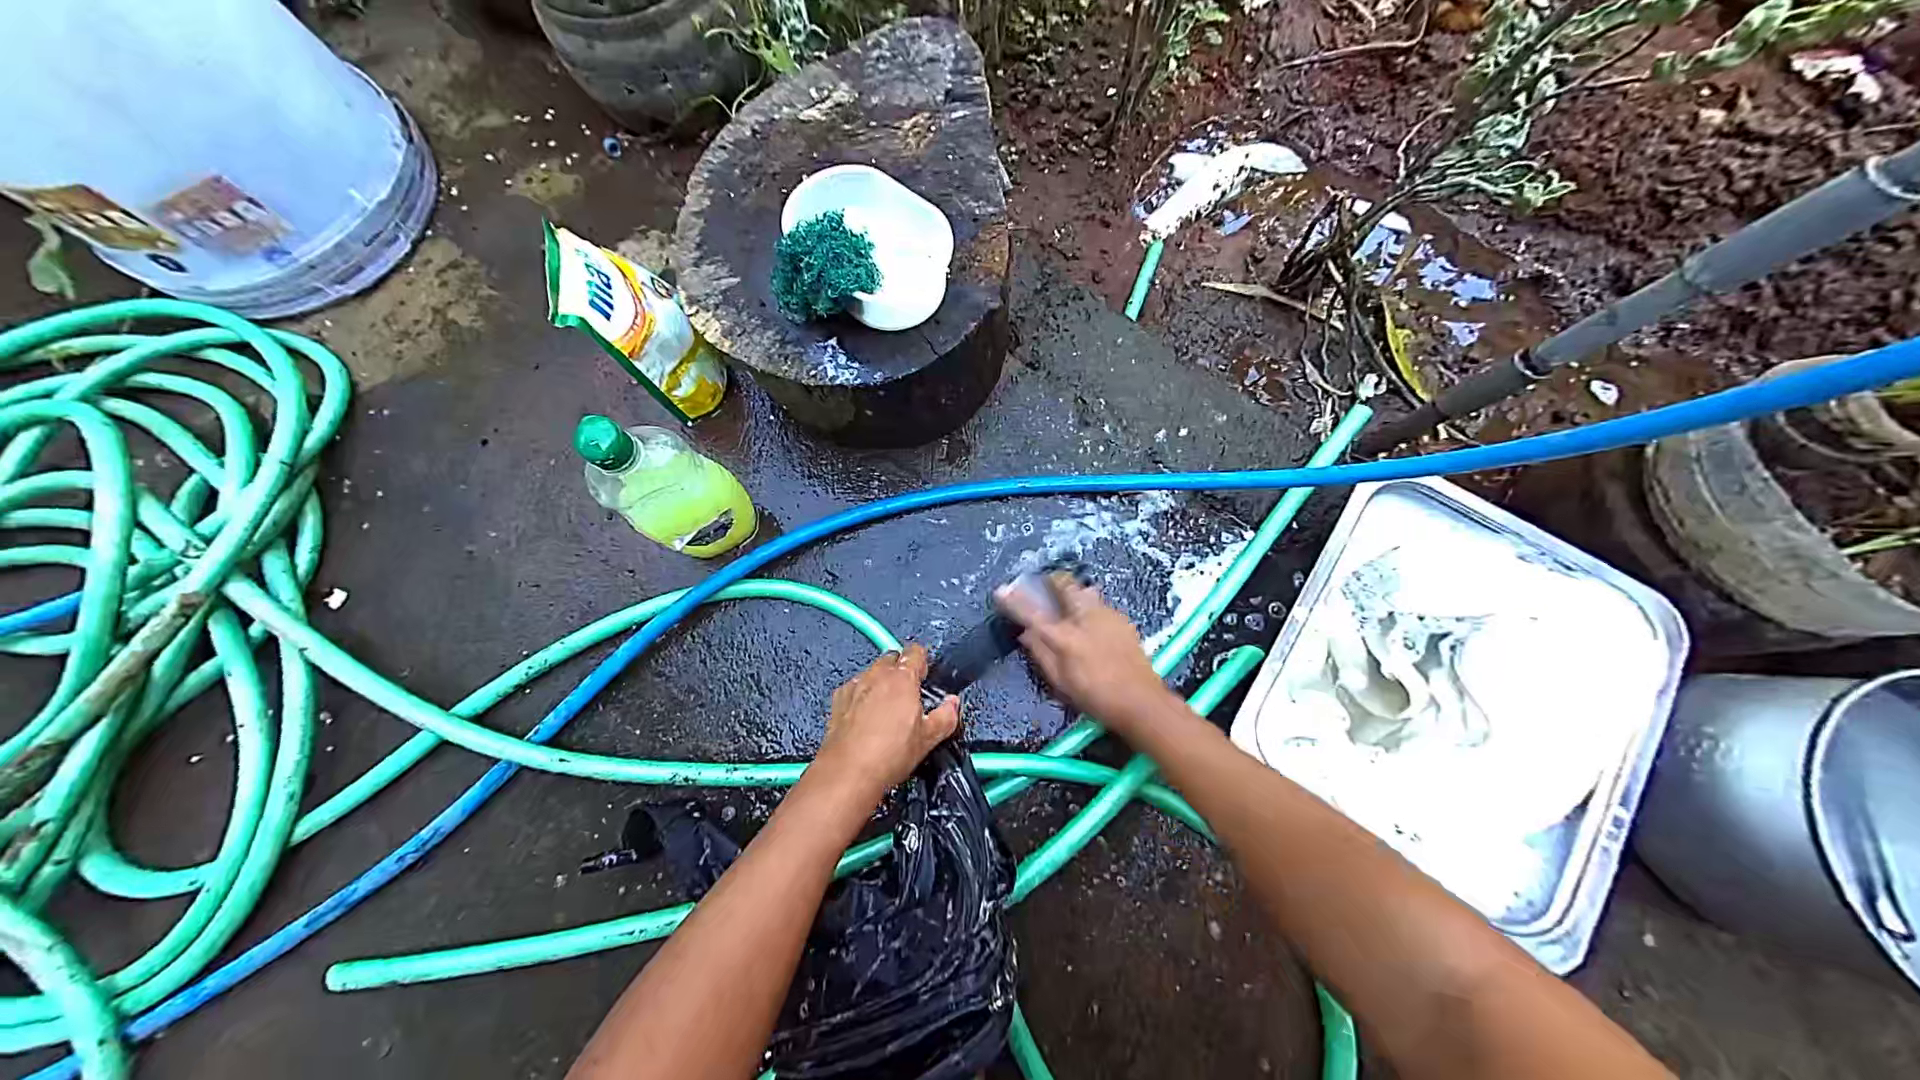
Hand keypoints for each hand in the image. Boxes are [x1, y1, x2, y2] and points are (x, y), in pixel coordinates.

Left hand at [817, 644, 959, 794]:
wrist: (848, 772)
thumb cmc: (886, 755)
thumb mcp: (928, 739)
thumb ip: (945, 716)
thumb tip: (952, 705)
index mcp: (902, 679)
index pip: (915, 653)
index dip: (922, 661)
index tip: (925, 672)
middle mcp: (877, 676)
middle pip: (892, 658)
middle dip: (901, 669)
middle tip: (909, 692)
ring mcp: (855, 686)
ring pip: (871, 672)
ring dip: (880, 681)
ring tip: (887, 707)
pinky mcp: (838, 700)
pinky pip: (854, 688)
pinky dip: (861, 695)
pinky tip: (865, 716)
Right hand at [996, 572, 1172, 732]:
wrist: (1141, 701)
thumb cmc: (1096, 697)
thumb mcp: (1061, 682)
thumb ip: (1041, 654)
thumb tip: (1027, 633)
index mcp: (1065, 637)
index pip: (1032, 613)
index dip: (1014, 601)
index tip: (1001, 591)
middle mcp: (1085, 618)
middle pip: (1064, 585)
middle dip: (1050, 580)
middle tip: (1042, 583)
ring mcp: (1107, 615)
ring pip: (1084, 590)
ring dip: (1071, 590)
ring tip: (1066, 601)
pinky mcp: (1122, 620)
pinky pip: (1100, 604)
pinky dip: (1089, 605)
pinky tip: (1090, 621)